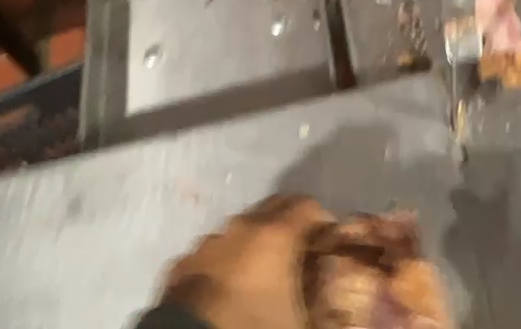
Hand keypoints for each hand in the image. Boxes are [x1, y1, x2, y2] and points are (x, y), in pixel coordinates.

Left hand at [161, 194, 331, 328]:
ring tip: (262, 276)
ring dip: (254, 244)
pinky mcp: (182, 263)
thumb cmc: (255, 326)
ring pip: (240, 230)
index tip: (328, 245)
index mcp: (276, 233)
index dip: (323, 222)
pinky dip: (225, 263)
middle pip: (275, 208)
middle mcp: (242, 226)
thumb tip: (338, 305)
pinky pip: (212, 253)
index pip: (309, 205)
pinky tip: (228, 289)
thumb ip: (325, 304)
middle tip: (300, 256)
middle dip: (291, 225)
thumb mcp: (302, 321)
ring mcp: (208, 242)